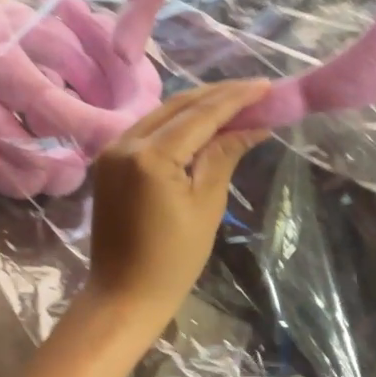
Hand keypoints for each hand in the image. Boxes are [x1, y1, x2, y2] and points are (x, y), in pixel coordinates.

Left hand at [84, 81, 269, 317]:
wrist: (124, 290)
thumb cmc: (173, 258)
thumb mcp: (206, 204)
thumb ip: (223, 156)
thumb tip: (253, 124)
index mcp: (149, 156)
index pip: (199, 114)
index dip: (235, 98)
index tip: (269, 85)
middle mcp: (123, 144)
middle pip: (176, 107)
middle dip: (216, 96)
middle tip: (257, 90)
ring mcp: (110, 151)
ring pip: (159, 115)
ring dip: (196, 106)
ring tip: (237, 102)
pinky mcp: (107, 162)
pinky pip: (145, 131)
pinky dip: (175, 124)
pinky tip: (202, 123)